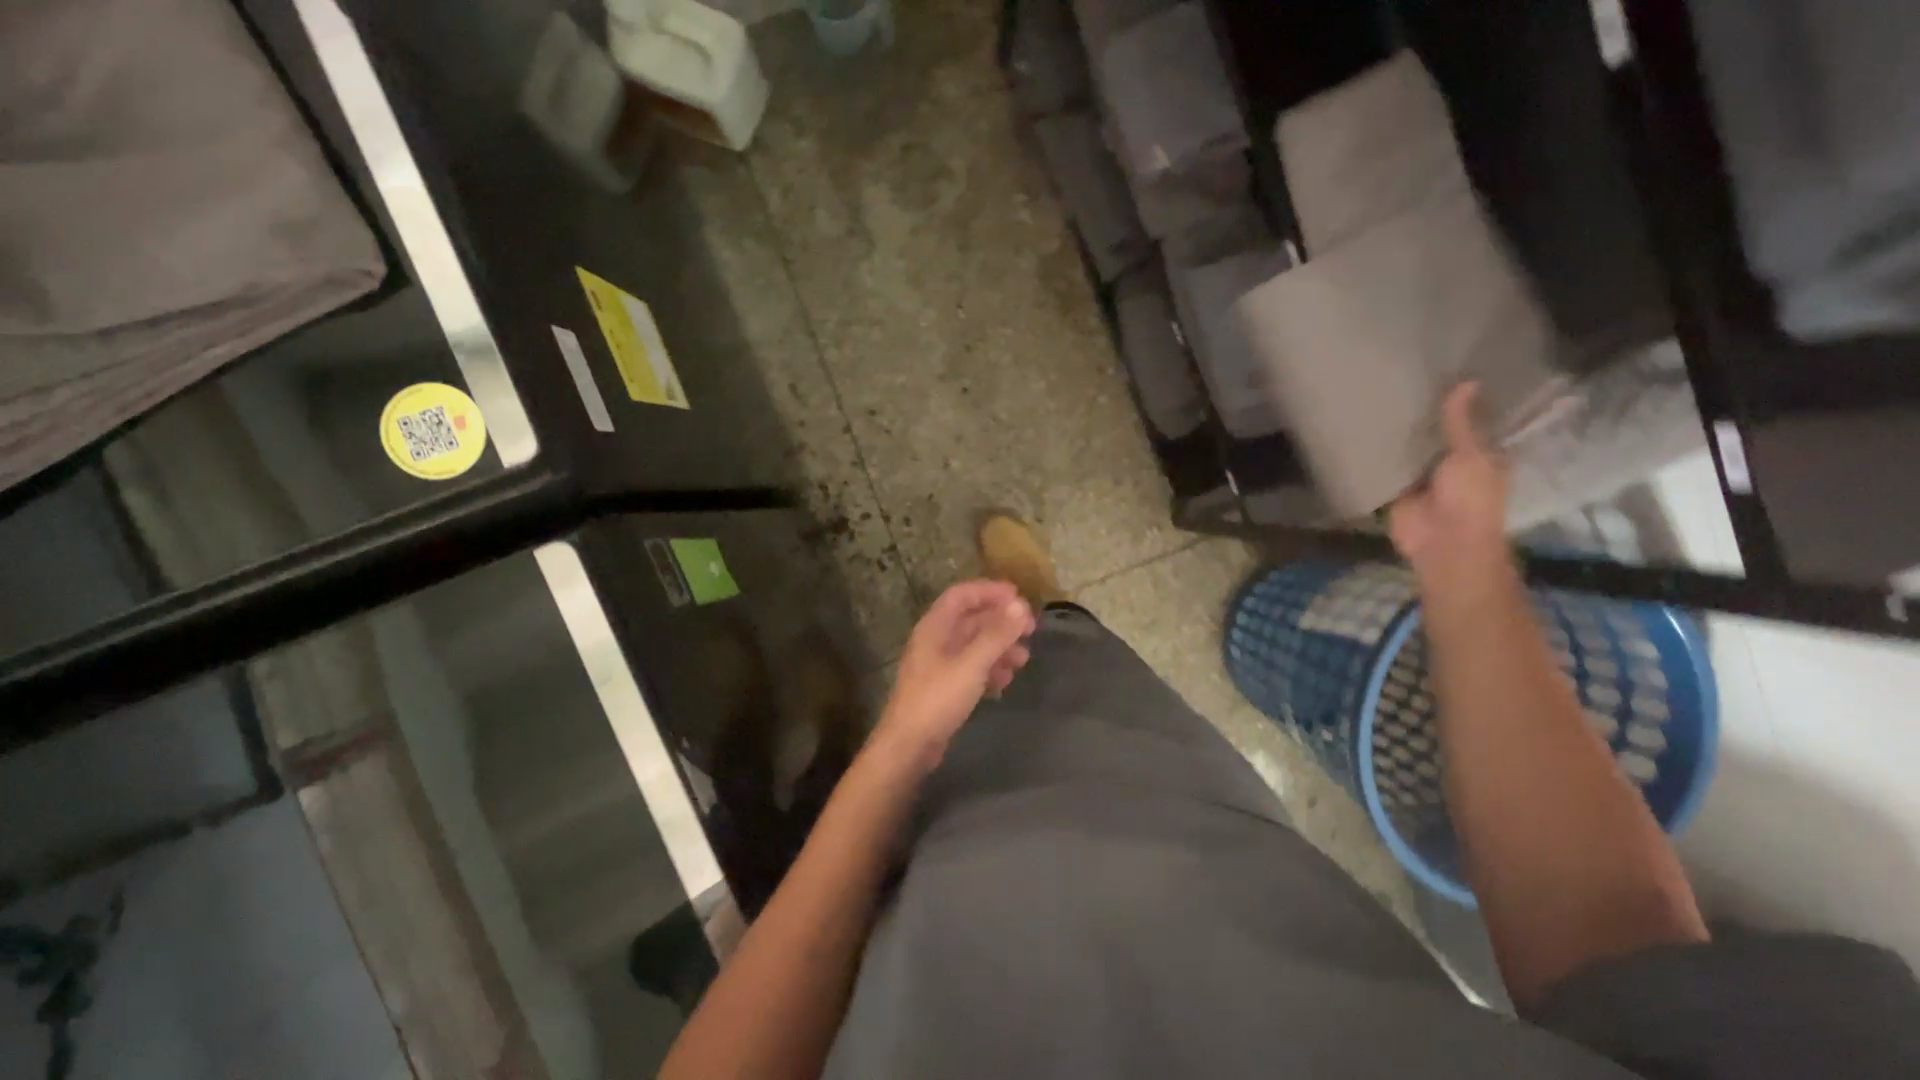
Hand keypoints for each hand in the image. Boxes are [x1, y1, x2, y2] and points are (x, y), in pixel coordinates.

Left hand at [873, 581, 1035, 768]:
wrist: (909, 745)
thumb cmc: (937, 699)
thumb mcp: (971, 664)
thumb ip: (996, 634)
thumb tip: (1020, 605)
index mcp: (935, 627)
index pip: (962, 595)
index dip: (990, 591)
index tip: (1020, 598)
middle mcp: (935, 640)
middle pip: (971, 619)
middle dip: (1001, 621)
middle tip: (1030, 630)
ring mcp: (939, 665)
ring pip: (974, 645)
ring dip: (1000, 647)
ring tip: (1024, 659)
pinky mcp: (944, 687)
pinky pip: (971, 668)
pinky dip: (990, 668)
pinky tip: (1006, 680)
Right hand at [1390, 383, 1514, 594]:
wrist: (1442, 544)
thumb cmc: (1470, 498)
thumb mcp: (1472, 455)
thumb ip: (1463, 422)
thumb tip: (1467, 381)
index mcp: (1479, 453)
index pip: (1469, 419)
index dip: (1459, 398)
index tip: (1443, 366)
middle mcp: (1450, 462)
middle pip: (1435, 431)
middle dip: (1423, 412)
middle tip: (1401, 372)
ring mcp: (1421, 476)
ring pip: (1408, 448)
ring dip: (1397, 431)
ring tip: (1375, 391)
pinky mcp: (1395, 489)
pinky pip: (1384, 467)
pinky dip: (1374, 454)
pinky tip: (1359, 426)